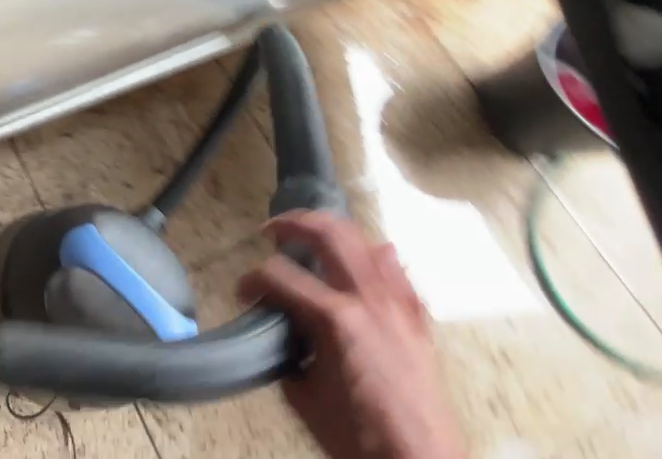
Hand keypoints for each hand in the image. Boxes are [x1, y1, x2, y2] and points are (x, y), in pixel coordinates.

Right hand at [239, 211, 465, 458]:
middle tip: (272, 231)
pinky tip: (368, 256)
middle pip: (327, 234)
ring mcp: (398, 308)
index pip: (278, 276)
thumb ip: (289, 349)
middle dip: (292, 224)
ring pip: (365, 242)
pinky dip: (378, 258)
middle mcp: (368, 301)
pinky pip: (399, 275)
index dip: (251, 280)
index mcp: (334, 317)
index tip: (243, 293)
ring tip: (312, 235)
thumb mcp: (304, 394)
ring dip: (333, 231)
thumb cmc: (358, 438)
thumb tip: (283, 331)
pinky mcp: (417, 324)